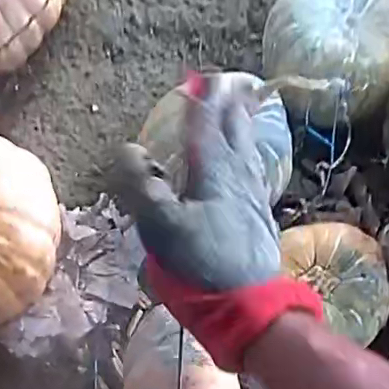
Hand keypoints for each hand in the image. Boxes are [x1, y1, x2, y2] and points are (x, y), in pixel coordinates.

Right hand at [110, 77, 323, 370]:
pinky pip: (256, 182)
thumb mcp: (162, 227)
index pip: (206, 127)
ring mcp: (255, 203)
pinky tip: (251, 175)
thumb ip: (142, 187)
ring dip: (244, 134)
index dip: (199, 103)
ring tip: (243, 120)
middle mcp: (240, 180)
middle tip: (229, 88)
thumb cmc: (201, 267)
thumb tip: (127, 151)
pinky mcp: (262, 227)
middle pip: (236, 135)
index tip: (198, 80)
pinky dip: (250, 167)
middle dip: (230, 110)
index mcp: (215, 174)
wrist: (247, 308)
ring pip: (250, 157)